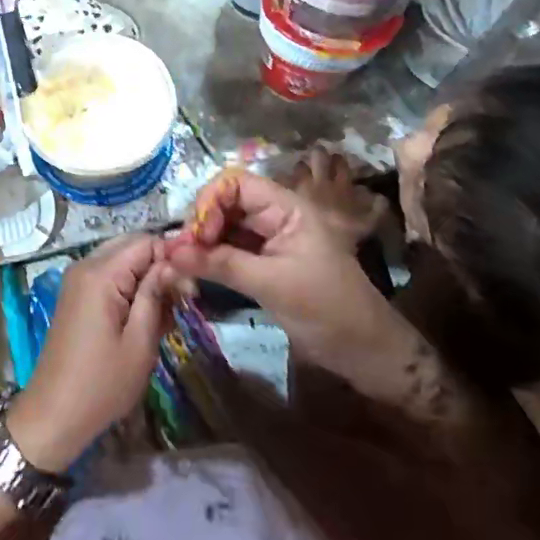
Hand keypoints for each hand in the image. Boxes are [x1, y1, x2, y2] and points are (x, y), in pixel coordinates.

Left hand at [7, 234, 171, 472]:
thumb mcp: (140, 341)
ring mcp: (77, 279)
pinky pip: (109, 277)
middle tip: (181, 303)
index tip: (192, 289)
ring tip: (164, 317)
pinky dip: (129, 290)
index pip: (145, 241)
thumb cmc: (103, 383)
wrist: (55, 412)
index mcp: (100, 273)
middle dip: (160, 267)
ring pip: (121, 261)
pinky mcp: (76, 294)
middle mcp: (85, 265)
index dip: (172, 257)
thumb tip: (174, 263)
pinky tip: (143, 320)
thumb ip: (156, 294)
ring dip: (146, 280)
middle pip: (132, 247)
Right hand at [169, 155, 397, 368]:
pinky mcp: (262, 264)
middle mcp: (275, 217)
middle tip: (181, 253)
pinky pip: (227, 250)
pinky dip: (209, 257)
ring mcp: (268, 241)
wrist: (367, 356)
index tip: (196, 235)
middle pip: (225, 203)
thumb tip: (171, 252)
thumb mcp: (273, 285)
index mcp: (288, 208)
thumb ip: (221, 264)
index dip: (210, 201)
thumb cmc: (328, 310)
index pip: (236, 184)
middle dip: (201, 223)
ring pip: (223, 227)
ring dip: (201, 242)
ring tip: (182, 264)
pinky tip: (193, 270)